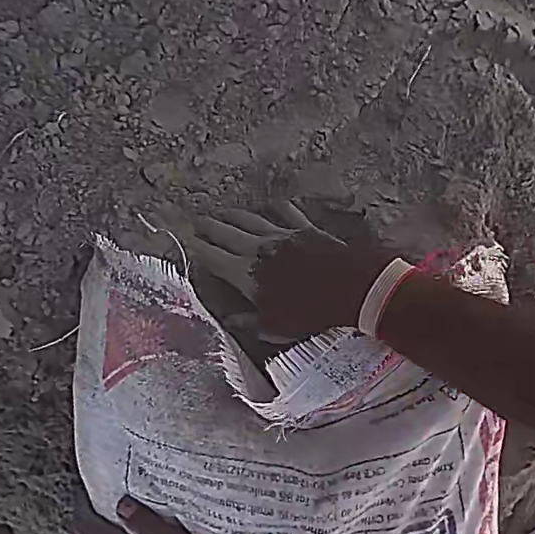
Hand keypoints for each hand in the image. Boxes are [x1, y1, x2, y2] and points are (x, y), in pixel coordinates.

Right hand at [182, 202, 396, 339]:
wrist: (348, 288)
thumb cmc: (309, 313)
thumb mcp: (273, 327)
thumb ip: (249, 322)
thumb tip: (230, 321)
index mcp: (244, 273)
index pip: (211, 256)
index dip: (196, 247)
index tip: (185, 239)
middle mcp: (257, 248)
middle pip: (225, 231)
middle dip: (208, 226)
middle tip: (197, 220)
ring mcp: (281, 234)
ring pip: (249, 219)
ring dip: (233, 216)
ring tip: (223, 213)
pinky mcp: (303, 228)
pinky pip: (284, 212)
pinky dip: (274, 208)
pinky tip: (270, 206)